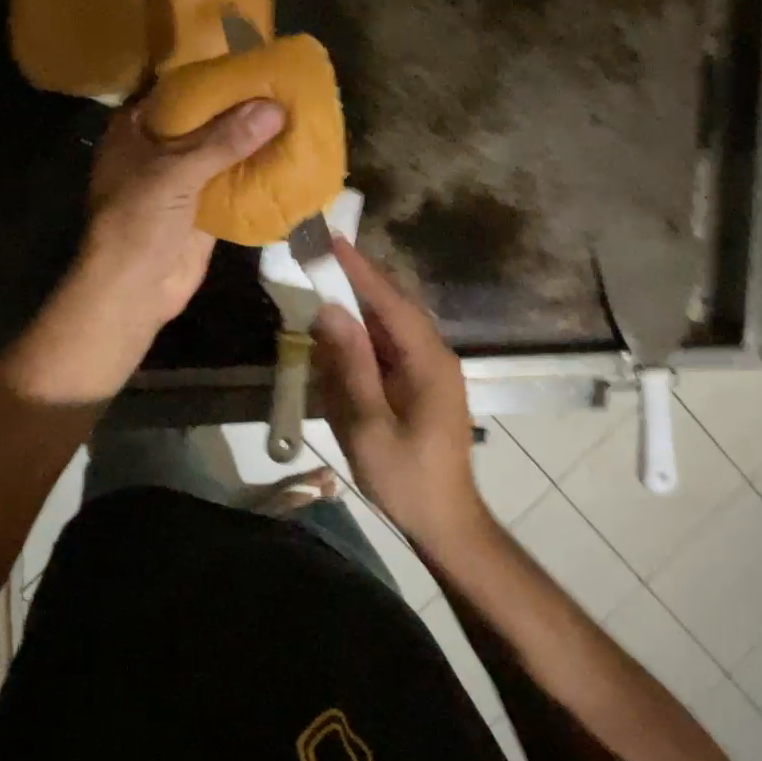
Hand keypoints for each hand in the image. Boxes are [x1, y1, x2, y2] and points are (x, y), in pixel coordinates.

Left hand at [76, 98, 286, 334]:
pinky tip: (290, 159)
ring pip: (222, 154)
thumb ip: (224, 139)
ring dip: (253, 143)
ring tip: (296, 116)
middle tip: (284, 87)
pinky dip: (257, 177)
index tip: (253, 64)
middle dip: (241, 111)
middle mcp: (159, 151)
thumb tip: (274, 107)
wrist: (133, 289)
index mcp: (136, 130)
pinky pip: (234, 187)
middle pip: (204, 123)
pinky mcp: (203, 212)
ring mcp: (182, 184)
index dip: (212, 78)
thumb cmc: (138, 220)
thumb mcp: (177, 171)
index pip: (177, 92)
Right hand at [312, 238, 490, 546]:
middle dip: (355, 284)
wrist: (444, 520)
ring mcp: (430, 372)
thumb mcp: (369, 424)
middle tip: (317, 261)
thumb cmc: (406, 477)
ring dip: (356, 314)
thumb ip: (351, 365)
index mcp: (428, 361)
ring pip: (389, 329)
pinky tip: (338, 343)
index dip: (359, 270)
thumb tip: (330, 311)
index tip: (329, 240)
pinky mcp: (421, 388)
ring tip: (320, 293)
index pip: (390, 302)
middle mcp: (434, 357)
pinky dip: (362, 343)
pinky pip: (389, 352)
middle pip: (392, 308)